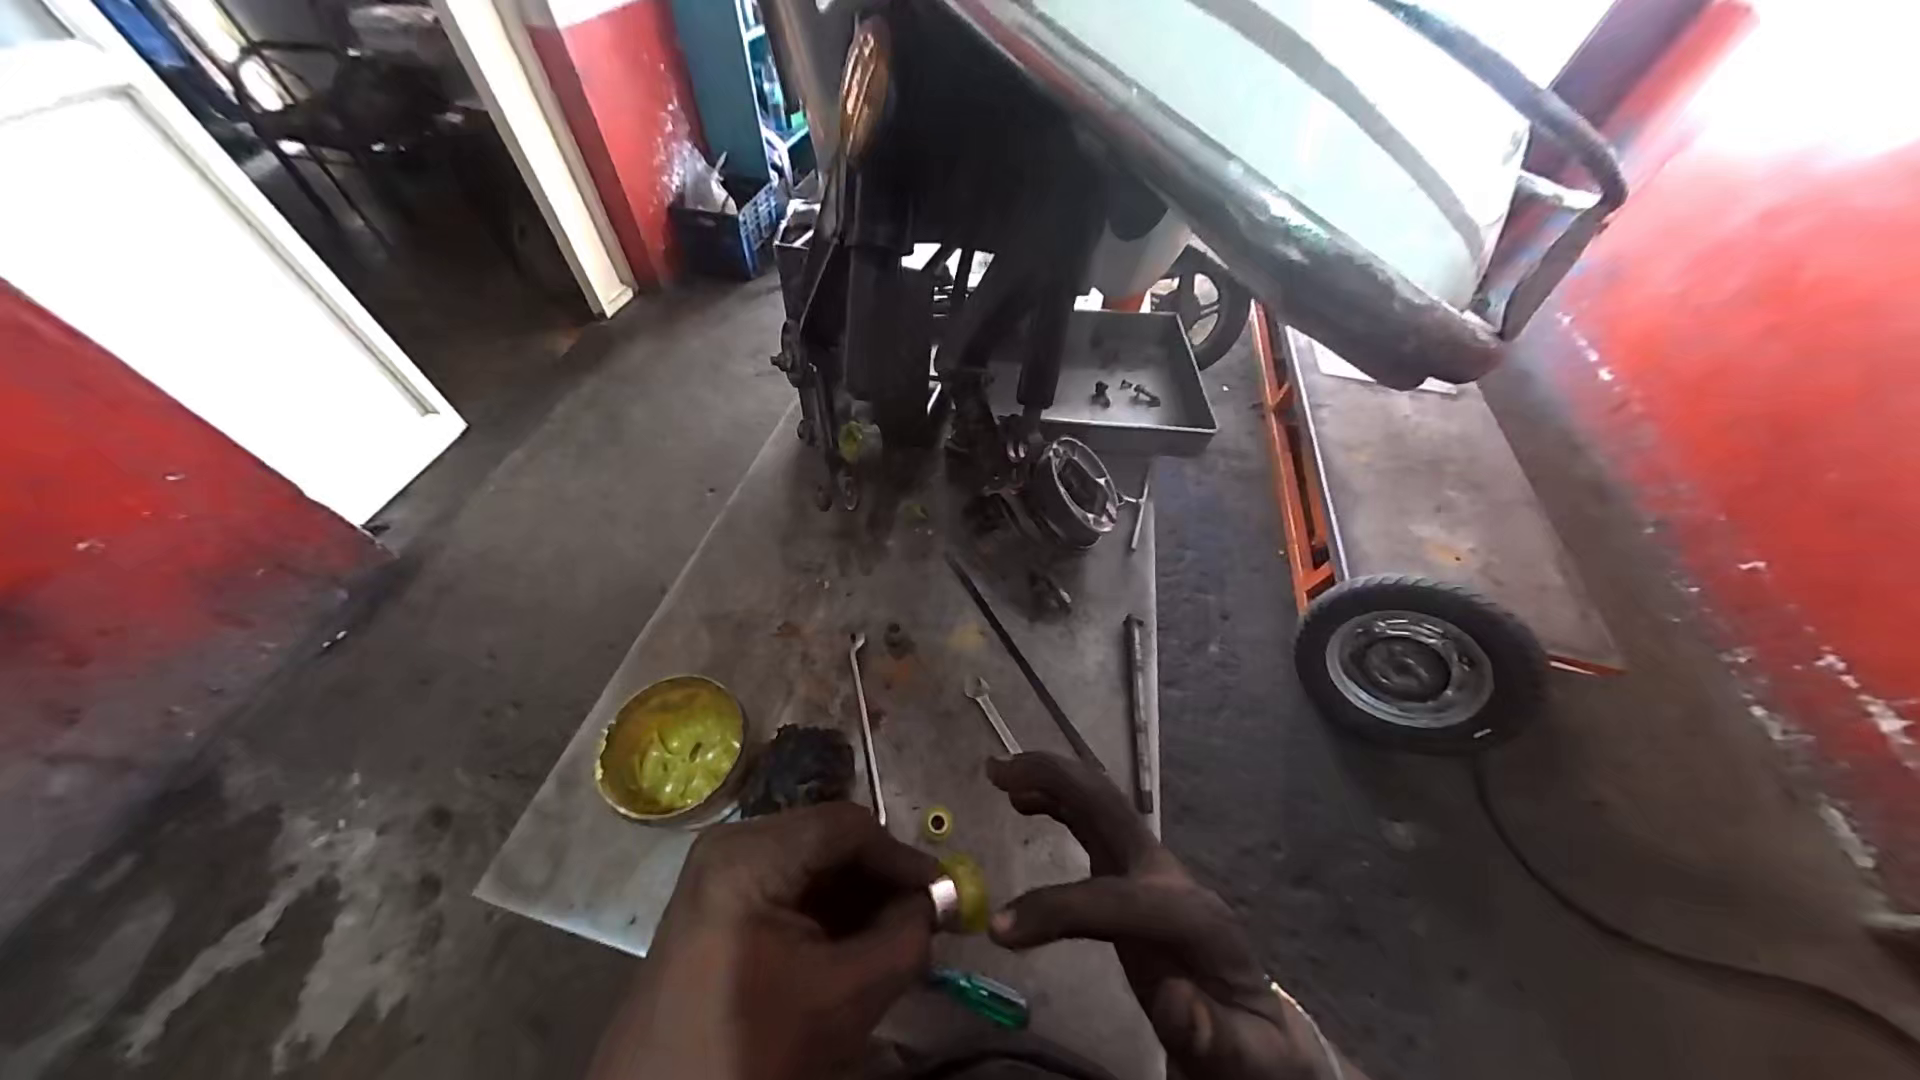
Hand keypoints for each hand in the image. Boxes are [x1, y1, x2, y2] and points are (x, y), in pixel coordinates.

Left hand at [588, 802, 940, 1079]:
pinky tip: (854, 938)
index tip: (943, 893)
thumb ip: (905, 938)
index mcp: (751, 854)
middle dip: (880, 877)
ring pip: (812, 858)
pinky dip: (827, 906)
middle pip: (830, 838)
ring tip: (895, 931)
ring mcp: (720, 867)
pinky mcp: (718, 894)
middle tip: (923, 914)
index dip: (902, 857)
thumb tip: (935, 902)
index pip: (849, 826)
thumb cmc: (749, 1053)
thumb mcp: (844, 998)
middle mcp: (732, 842)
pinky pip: (789, 880)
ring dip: (857, 892)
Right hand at [987, 753, 1353, 1079]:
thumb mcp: (1243, 1059)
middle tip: (1000, 773)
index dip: (1057, 907)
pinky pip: (1088, 819)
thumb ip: (1213, 1035)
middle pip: (1111, 807)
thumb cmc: (1243, 1042)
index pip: (1117, 899)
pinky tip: (1025, 801)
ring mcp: (1146, 863)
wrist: (1249, 1019)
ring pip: (1097, 799)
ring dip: (1050, 777)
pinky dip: (1055, 799)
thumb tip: (1175, 999)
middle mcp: (1165, 873)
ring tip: (1000, 774)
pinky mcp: (1129, 867)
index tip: (1000, 930)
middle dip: (1056, 780)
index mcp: (1191, 916)